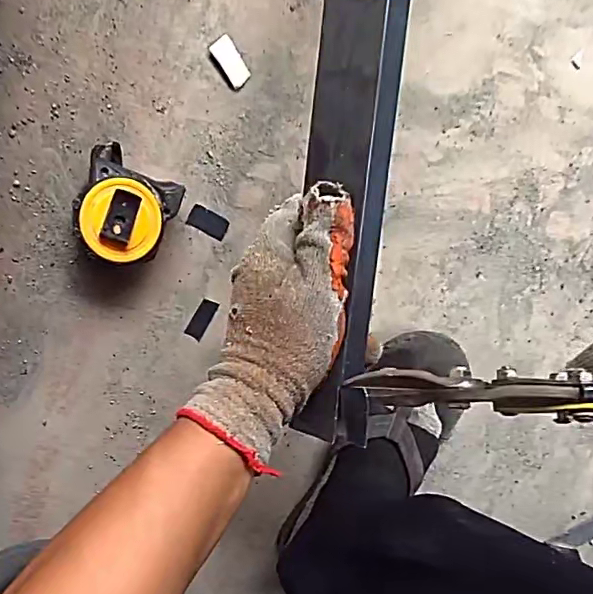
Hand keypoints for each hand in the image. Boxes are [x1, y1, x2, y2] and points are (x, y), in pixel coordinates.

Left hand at [180, 183, 353, 473]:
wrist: (263, 388)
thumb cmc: (290, 344)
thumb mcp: (319, 286)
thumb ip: (319, 242)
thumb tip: (322, 205)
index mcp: (264, 251)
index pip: (291, 211)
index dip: (319, 218)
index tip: (339, 235)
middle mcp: (252, 267)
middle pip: (294, 243)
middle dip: (322, 258)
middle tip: (338, 280)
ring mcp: (252, 290)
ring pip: (295, 272)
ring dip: (318, 286)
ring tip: (330, 309)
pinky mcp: (257, 313)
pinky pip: (288, 297)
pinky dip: (306, 306)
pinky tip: (318, 326)